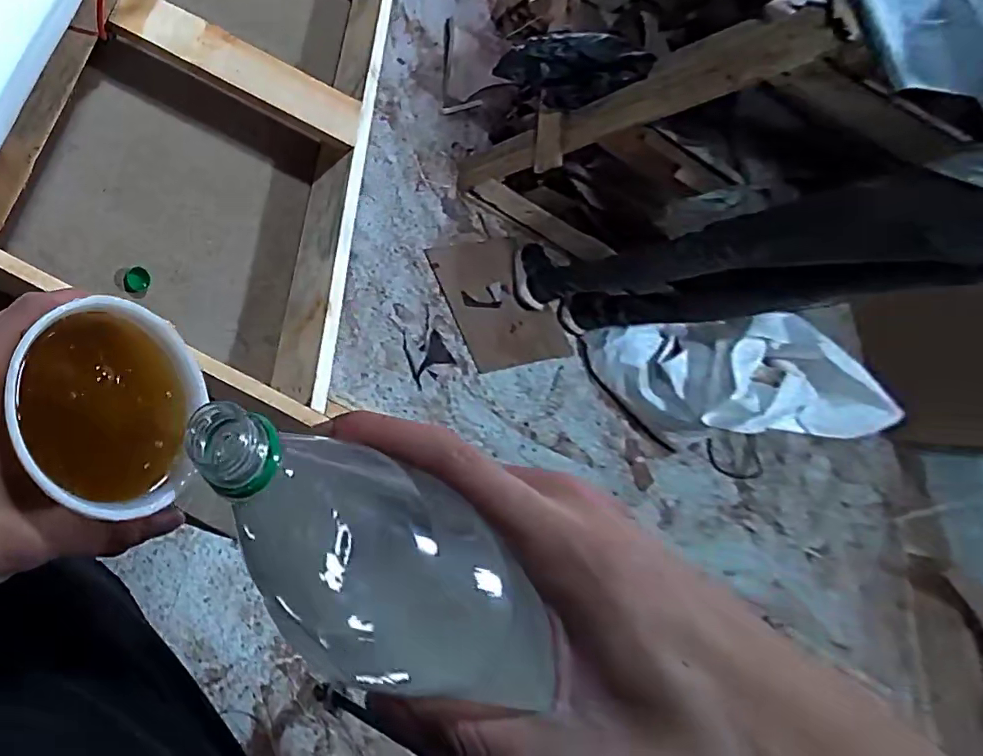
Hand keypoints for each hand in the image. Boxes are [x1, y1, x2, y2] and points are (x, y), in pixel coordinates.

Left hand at [0, 290, 183, 609]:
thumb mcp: (24, 539)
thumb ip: (101, 527)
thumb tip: (170, 516)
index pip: (34, 311)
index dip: (85, 307)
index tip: (129, 327)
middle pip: (23, 317)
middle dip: (76, 326)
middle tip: (125, 355)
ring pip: (5, 335)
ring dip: (49, 343)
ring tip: (98, 371)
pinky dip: (24, 359)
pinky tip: (53, 393)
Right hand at [328, 413, 938, 755]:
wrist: (826, 740)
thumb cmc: (709, 730)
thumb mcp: (596, 749)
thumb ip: (488, 731)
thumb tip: (386, 700)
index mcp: (562, 537)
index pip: (453, 457)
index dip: (386, 434)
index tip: (331, 435)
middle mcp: (566, 502)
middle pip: (458, 460)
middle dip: (390, 462)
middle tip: (339, 497)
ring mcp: (585, 508)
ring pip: (482, 475)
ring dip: (424, 481)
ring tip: (378, 518)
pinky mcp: (595, 523)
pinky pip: (506, 492)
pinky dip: (459, 498)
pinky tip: (448, 546)